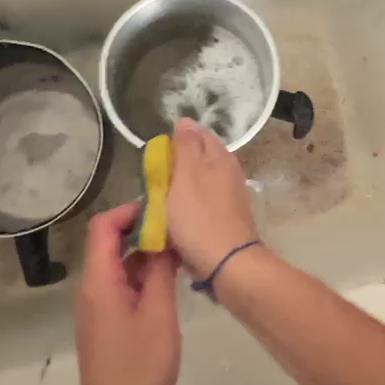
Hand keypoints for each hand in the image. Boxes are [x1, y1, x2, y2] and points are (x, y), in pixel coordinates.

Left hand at [74, 203, 180, 384]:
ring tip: (181, 251)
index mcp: (99, 281)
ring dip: (146, 254)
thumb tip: (165, 237)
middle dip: (142, 229)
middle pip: (109, 243)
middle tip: (179, 228)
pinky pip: (121, 285)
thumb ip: (161, 271)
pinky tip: (169, 281)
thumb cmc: (139, 367)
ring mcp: (97, 307)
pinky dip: (143, 275)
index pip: (103, 227)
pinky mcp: (106, 322)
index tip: (163, 209)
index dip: (129, 211)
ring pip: (118, 265)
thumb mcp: (159, 314)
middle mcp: (92, 288)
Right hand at [165, 117, 260, 278]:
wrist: (227, 263)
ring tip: (161, 202)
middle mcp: (229, 171)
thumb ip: (185, 146)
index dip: (174, 141)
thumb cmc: (200, 218)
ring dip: (180, 188)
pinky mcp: (226, 217)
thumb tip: (185, 121)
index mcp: (220, 156)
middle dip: (176, 165)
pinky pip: (201, 203)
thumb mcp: (186, 176)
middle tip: (155, 181)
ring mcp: (229, 195)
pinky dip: (188, 206)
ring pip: (199, 182)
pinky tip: (177, 219)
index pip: (196, 134)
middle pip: (197, 158)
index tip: (156, 158)